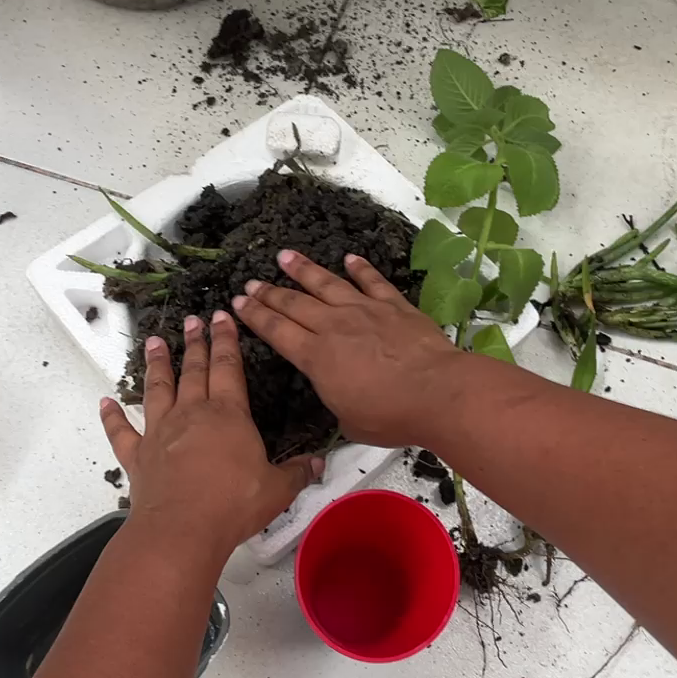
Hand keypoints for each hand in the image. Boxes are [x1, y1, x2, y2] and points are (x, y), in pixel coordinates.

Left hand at [100, 312, 322, 562]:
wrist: (181, 531)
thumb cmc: (233, 505)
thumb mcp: (276, 489)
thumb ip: (297, 472)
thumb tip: (319, 464)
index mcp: (228, 415)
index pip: (228, 367)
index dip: (226, 340)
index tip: (221, 316)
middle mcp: (192, 414)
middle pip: (194, 370)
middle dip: (196, 343)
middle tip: (192, 320)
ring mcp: (160, 433)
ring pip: (157, 389)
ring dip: (157, 365)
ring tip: (155, 342)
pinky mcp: (138, 457)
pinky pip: (122, 432)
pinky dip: (112, 416)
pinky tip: (105, 402)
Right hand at [230, 250, 471, 446]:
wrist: (438, 393)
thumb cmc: (391, 416)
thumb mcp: (348, 421)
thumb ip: (335, 399)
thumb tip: (335, 393)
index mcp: (317, 358)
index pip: (277, 332)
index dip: (255, 316)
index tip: (238, 303)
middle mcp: (334, 327)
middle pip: (294, 304)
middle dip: (269, 293)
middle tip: (252, 282)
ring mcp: (365, 311)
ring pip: (327, 284)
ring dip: (304, 270)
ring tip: (286, 256)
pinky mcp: (394, 306)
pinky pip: (373, 282)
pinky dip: (360, 269)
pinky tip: (349, 258)